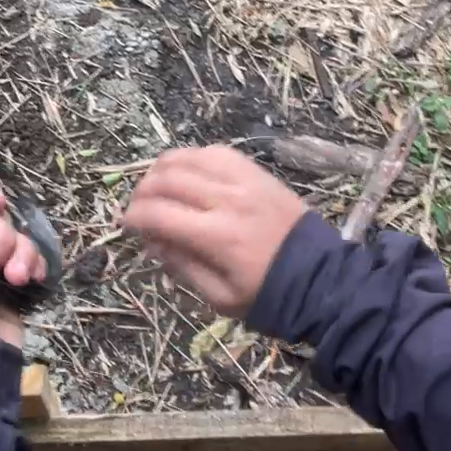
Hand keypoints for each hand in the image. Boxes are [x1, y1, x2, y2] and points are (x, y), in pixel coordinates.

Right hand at [122, 146, 304, 316]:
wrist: (324, 279)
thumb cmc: (270, 296)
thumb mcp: (221, 299)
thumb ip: (182, 268)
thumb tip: (152, 244)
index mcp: (219, 237)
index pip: (160, 214)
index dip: (134, 217)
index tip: (126, 226)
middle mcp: (228, 200)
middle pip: (168, 179)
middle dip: (142, 192)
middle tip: (138, 209)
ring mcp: (243, 179)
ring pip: (188, 157)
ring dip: (161, 169)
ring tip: (156, 188)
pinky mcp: (256, 171)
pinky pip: (214, 151)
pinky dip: (191, 158)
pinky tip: (185, 173)